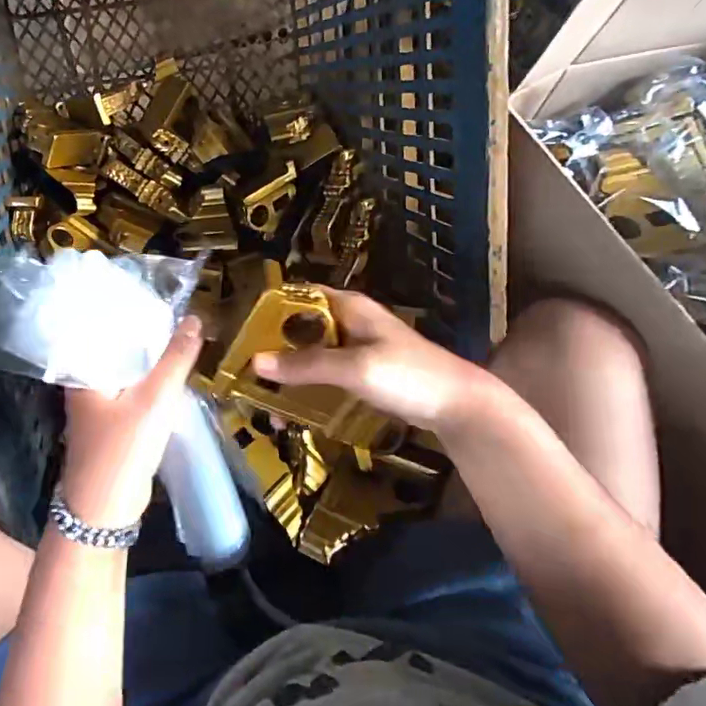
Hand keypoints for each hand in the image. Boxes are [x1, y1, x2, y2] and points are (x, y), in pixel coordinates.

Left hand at [58, 315, 204, 528]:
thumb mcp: (154, 401)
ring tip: (181, 335)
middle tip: (179, 312)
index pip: (104, 327)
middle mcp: (85, 382)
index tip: (160, 295)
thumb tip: (195, 318)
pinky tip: (171, 373)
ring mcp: (97, 403)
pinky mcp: (112, 421)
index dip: (132, 311)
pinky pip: (132, 389)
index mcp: (83, 371)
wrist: (105, 512)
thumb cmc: (122, 451)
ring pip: (127, 370)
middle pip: (118, 348)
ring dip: (150, 359)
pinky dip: (150, 380)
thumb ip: (175, 359)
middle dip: (145, 334)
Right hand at [251, 288, 495, 436]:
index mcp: (348, 306)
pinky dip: (309, 387)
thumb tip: (256, 362)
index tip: (243, 332)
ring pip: (312, 354)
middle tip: (248, 372)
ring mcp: (358, 348)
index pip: (299, 296)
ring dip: (290, 373)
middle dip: (275, 348)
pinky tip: (294, 409)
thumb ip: (307, 365)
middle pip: (301, 327)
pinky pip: (326, 374)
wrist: (461, 407)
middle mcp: (350, 321)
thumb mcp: (354, 368)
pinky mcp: (365, 372)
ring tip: (266, 399)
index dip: (270, 310)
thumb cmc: (408, 375)